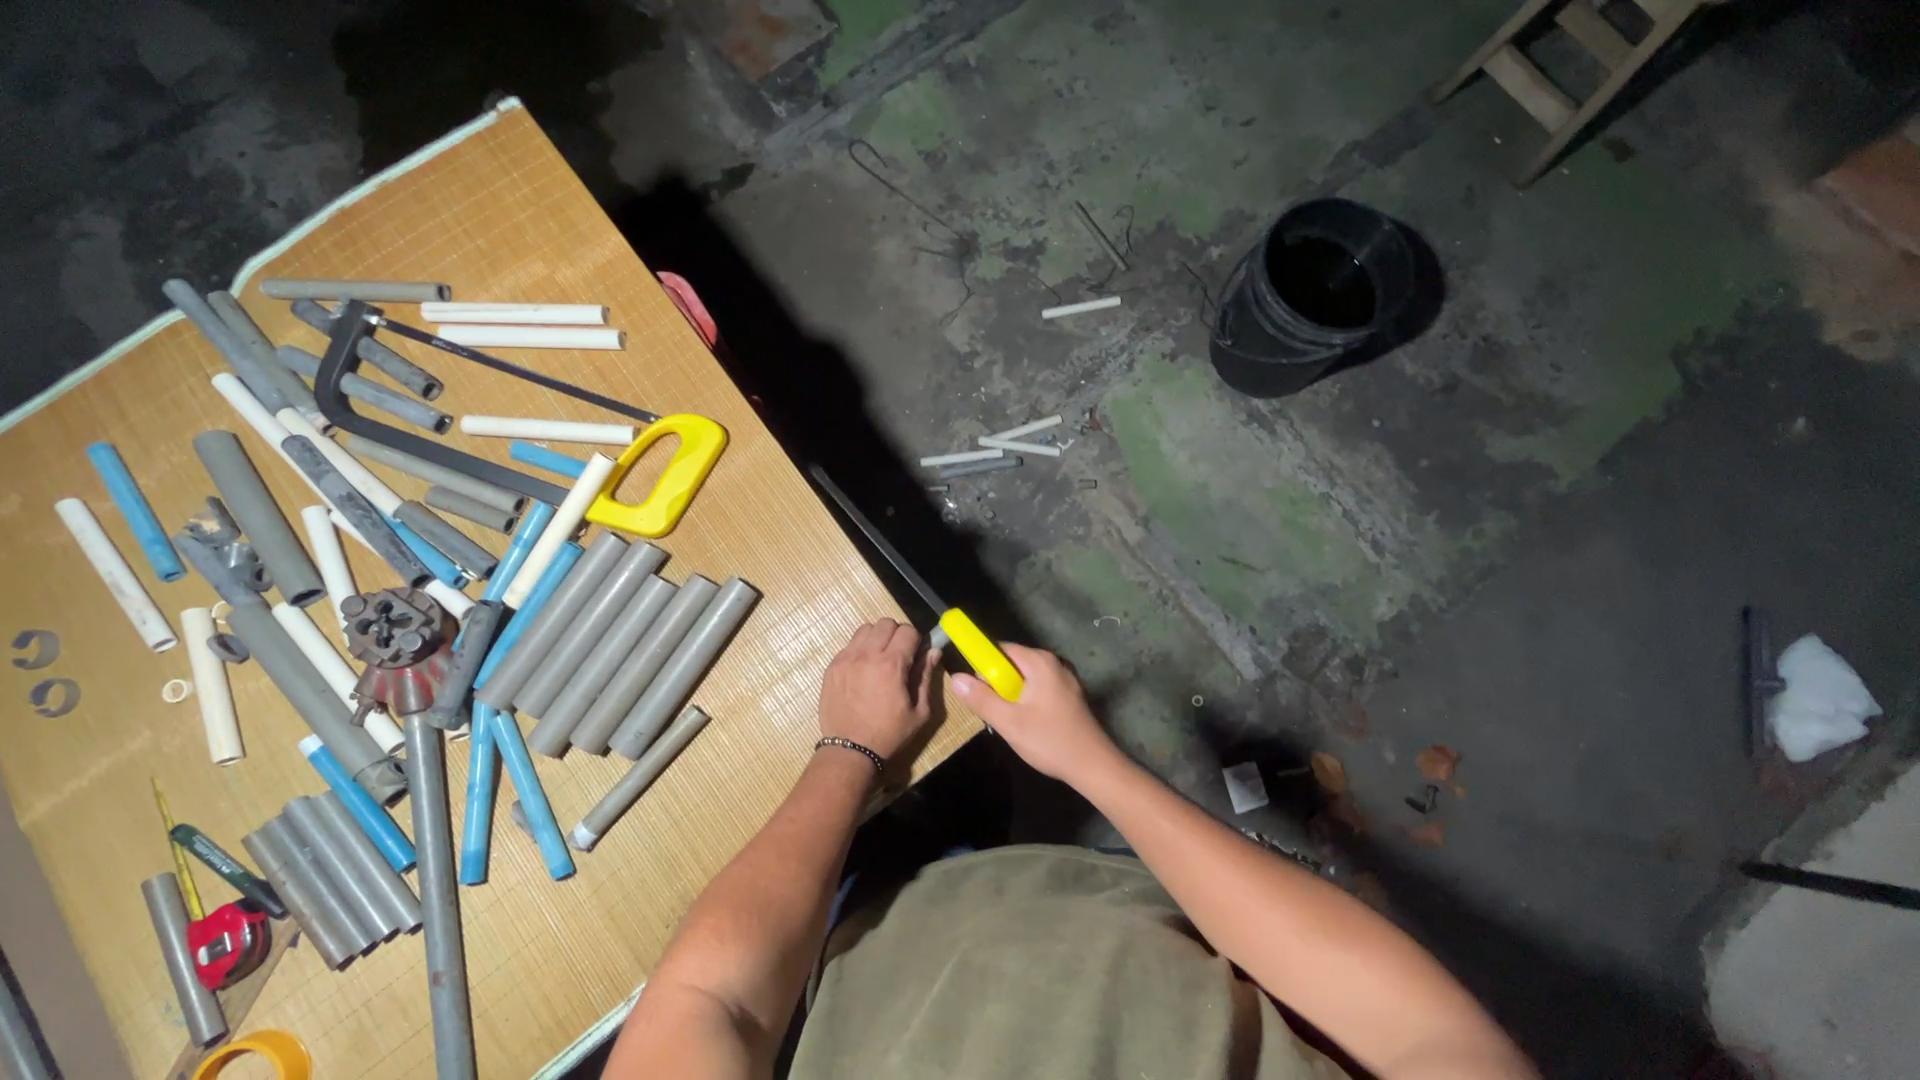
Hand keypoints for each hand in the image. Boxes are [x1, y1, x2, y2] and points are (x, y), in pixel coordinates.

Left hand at [817, 619, 940, 759]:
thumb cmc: (889, 734)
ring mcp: (846, 659)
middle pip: (886, 623)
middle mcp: (867, 655)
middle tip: (899, 656)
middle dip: (897, 635)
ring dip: (877, 638)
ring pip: (865, 629)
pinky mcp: (832, 667)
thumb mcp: (919, 711)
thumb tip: (934, 651)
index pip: (908, 630)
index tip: (916, 655)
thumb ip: (926, 676)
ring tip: (879, 660)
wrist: (850, 750)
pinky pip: (849, 645)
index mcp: (891, 665)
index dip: (916, 640)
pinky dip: (859, 650)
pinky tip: (863, 670)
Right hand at [952, 644, 1117, 784]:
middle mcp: (1053, 663)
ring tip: (1008, 720)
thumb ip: (981, 699)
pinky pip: (1038, 689)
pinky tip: (1026, 724)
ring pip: (1025, 679)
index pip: (1000, 649)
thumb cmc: (1050, 741)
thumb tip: (956, 677)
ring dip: (1011, 695)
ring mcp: (1064, 679)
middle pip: (1012, 663)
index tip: (971, 685)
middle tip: (990, 709)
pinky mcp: (1069, 695)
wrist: (1093, 766)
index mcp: (1040, 662)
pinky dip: (1026, 701)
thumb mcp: (1009, 722)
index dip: (981, 663)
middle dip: (996, 683)